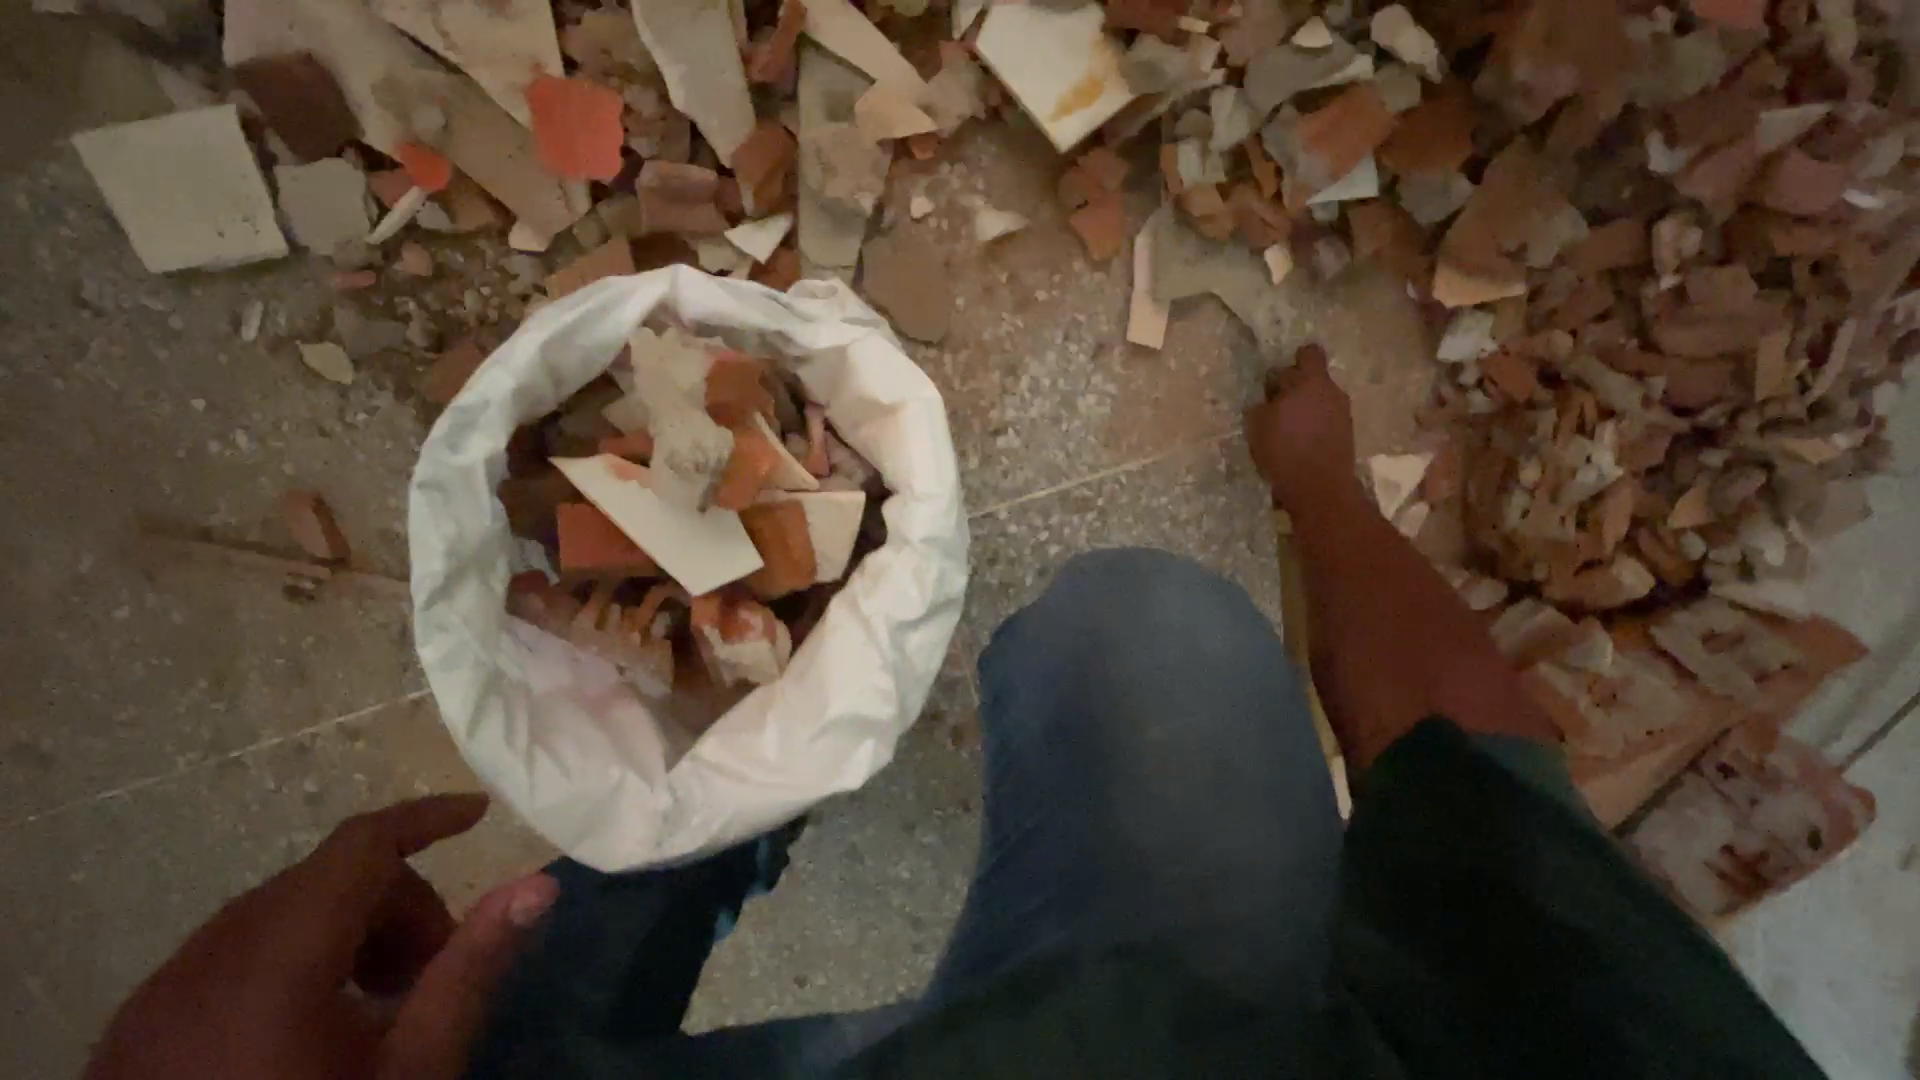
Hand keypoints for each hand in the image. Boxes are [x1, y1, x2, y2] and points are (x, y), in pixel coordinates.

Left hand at [84, 794, 556, 1079]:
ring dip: (349, 931)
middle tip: (436, 966)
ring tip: (381, 1003)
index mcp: (273, 960)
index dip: (425, 818)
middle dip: (399, 901)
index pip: (360, 845)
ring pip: (278, 914)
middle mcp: (201, 962)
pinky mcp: (130, 1039)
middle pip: (325, 879)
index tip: (480, 813)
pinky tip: (314, 1030)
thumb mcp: (415, 1066)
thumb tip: (539, 884)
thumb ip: (474, 966)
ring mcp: (154, 1001)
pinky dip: (293, 961)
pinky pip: (230, 957)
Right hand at [1244, 343, 1358, 509]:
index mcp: (1311, 382)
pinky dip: (1313, 427)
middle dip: (1294, 390)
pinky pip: (1326, 421)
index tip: (1278, 380)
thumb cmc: (1284, 449)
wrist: (1319, 487)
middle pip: (1313, 380)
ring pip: (1319, 402)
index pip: (1309, 354)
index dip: (1294, 361)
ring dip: (1304, 410)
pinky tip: (1298, 446)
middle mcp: (1332, 392)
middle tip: (1274, 409)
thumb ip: (1263, 404)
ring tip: (1286, 431)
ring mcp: (1343, 414)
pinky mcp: (1346, 435)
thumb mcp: (1257, 424)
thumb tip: (1270, 401)